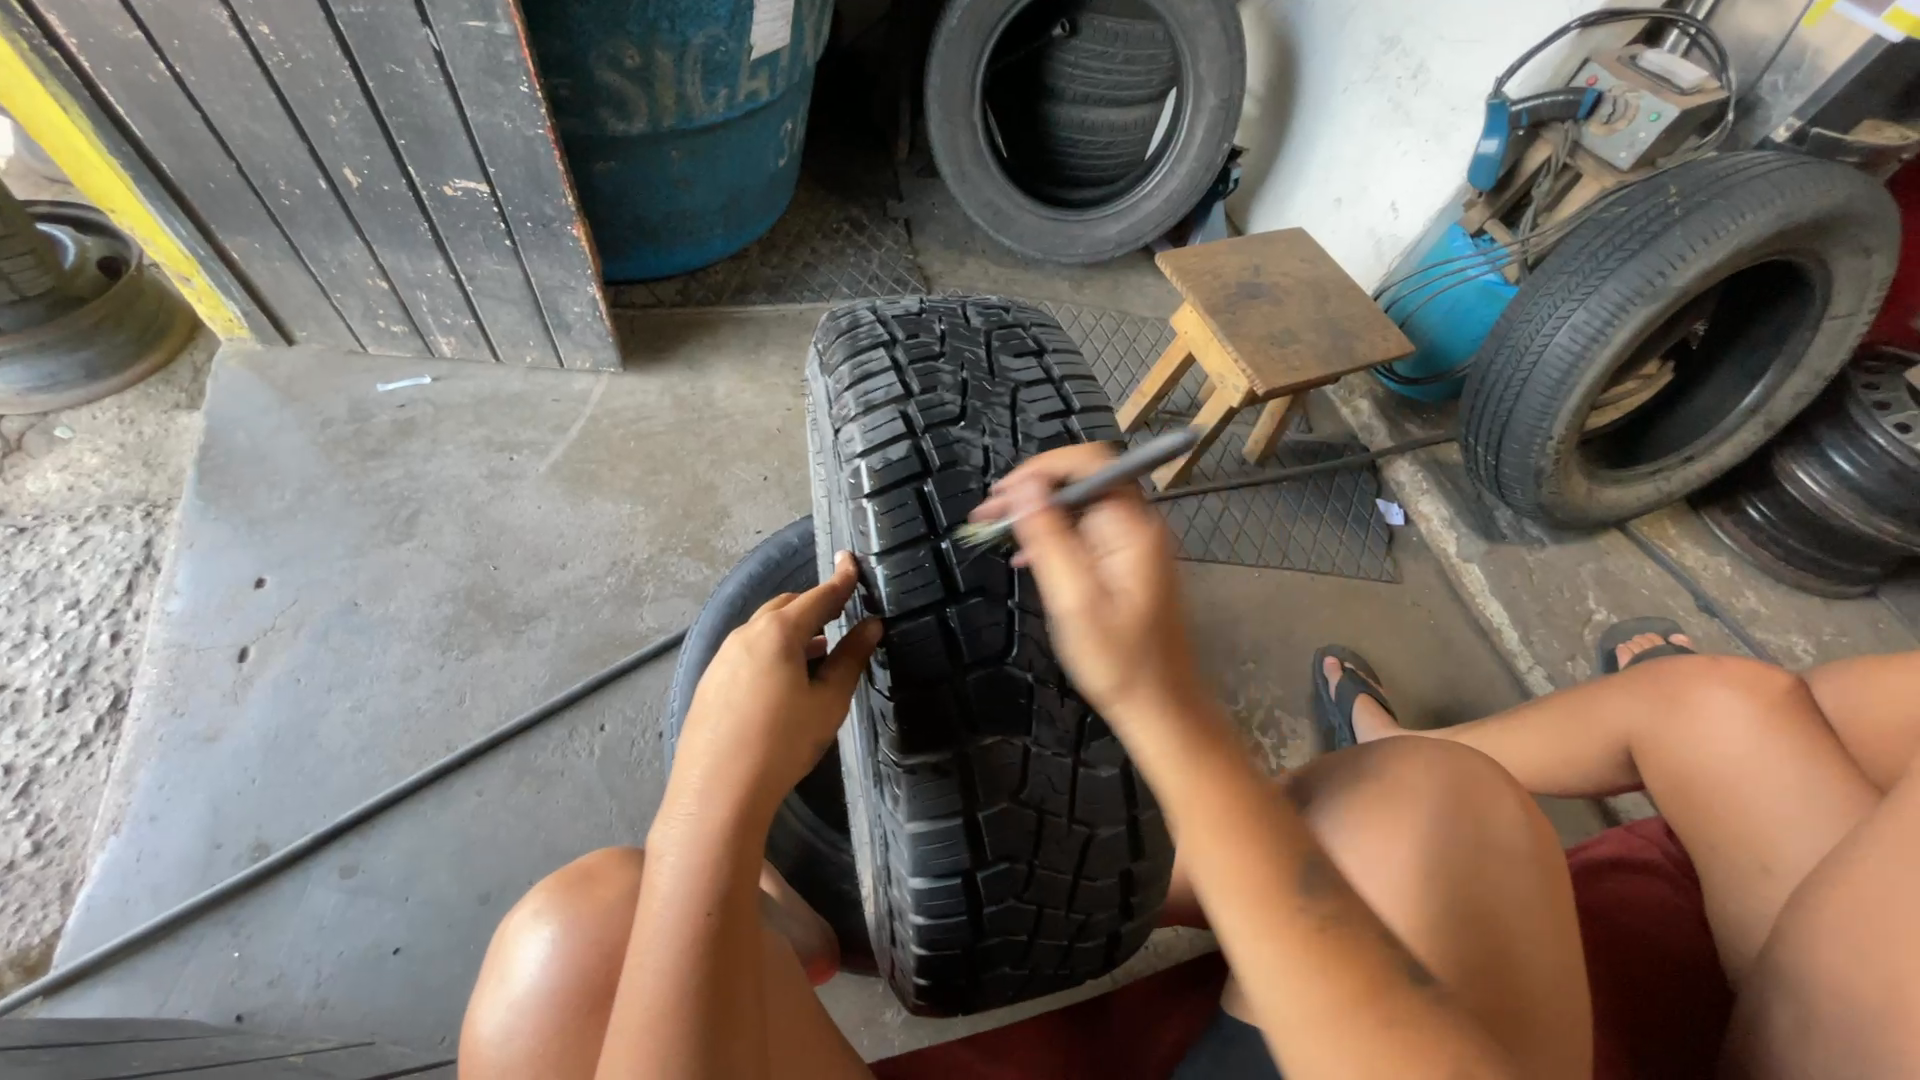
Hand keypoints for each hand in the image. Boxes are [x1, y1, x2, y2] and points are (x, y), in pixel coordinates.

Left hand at [671, 551, 882, 822]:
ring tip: (819, 651)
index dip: (841, 580)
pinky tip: (784, 680)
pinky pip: (747, 652)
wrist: (717, 791)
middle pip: (786, 607)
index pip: (818, 596)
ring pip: (764, 629)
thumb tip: (871, 627)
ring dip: (793, 631)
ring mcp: (722, 657)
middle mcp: (746, 634)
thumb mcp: (828, 702)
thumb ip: (851, 659)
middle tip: (841, 613)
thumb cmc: (782, 743)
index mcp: (779, 632)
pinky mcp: (710, 681)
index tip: (852, 561)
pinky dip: (772, 651)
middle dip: (815, 605)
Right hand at [970, 444, 1204, 726]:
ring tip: (995, 528)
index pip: (1088, 463)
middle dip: (1032, 488)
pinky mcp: (1127, 564)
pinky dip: (1052, 535)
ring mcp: (1134, 545)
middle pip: (1082, 480)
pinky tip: (1026, 556)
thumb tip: (1024, 486)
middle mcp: (1138, 526)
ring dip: (1037, 511)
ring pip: (1079, 506)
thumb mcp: (1073, 599)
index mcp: (1132, 528)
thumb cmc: (1118, 662)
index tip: (1001, 493)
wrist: (1160, 707)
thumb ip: (1048, 537)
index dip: (1040, 468)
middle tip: (988, 512)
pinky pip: (1085, 532)